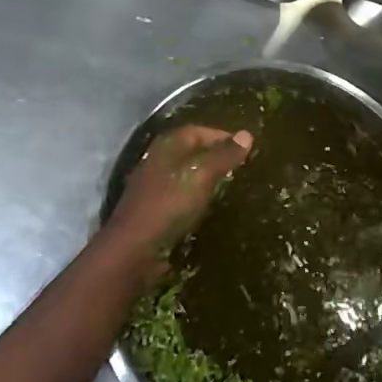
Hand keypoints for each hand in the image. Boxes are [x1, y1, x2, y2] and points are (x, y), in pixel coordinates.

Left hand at [108, 125, 252, 263]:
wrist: (134, 250)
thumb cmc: (170, 204)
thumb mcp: (203, 175)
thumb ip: (224, 155)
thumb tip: (247, 134)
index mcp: (167, 146)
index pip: (198, 131)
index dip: (222, 136)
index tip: (245, 148)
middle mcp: (157, 161)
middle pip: (191, 151)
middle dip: (215, 157)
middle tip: (240, 168)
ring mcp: (152, 187)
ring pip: (185, 175)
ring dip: (205, 179)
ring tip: (229, 187)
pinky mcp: (152, 211)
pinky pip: (180, 196)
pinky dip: (195, 198)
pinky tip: (208, 208)